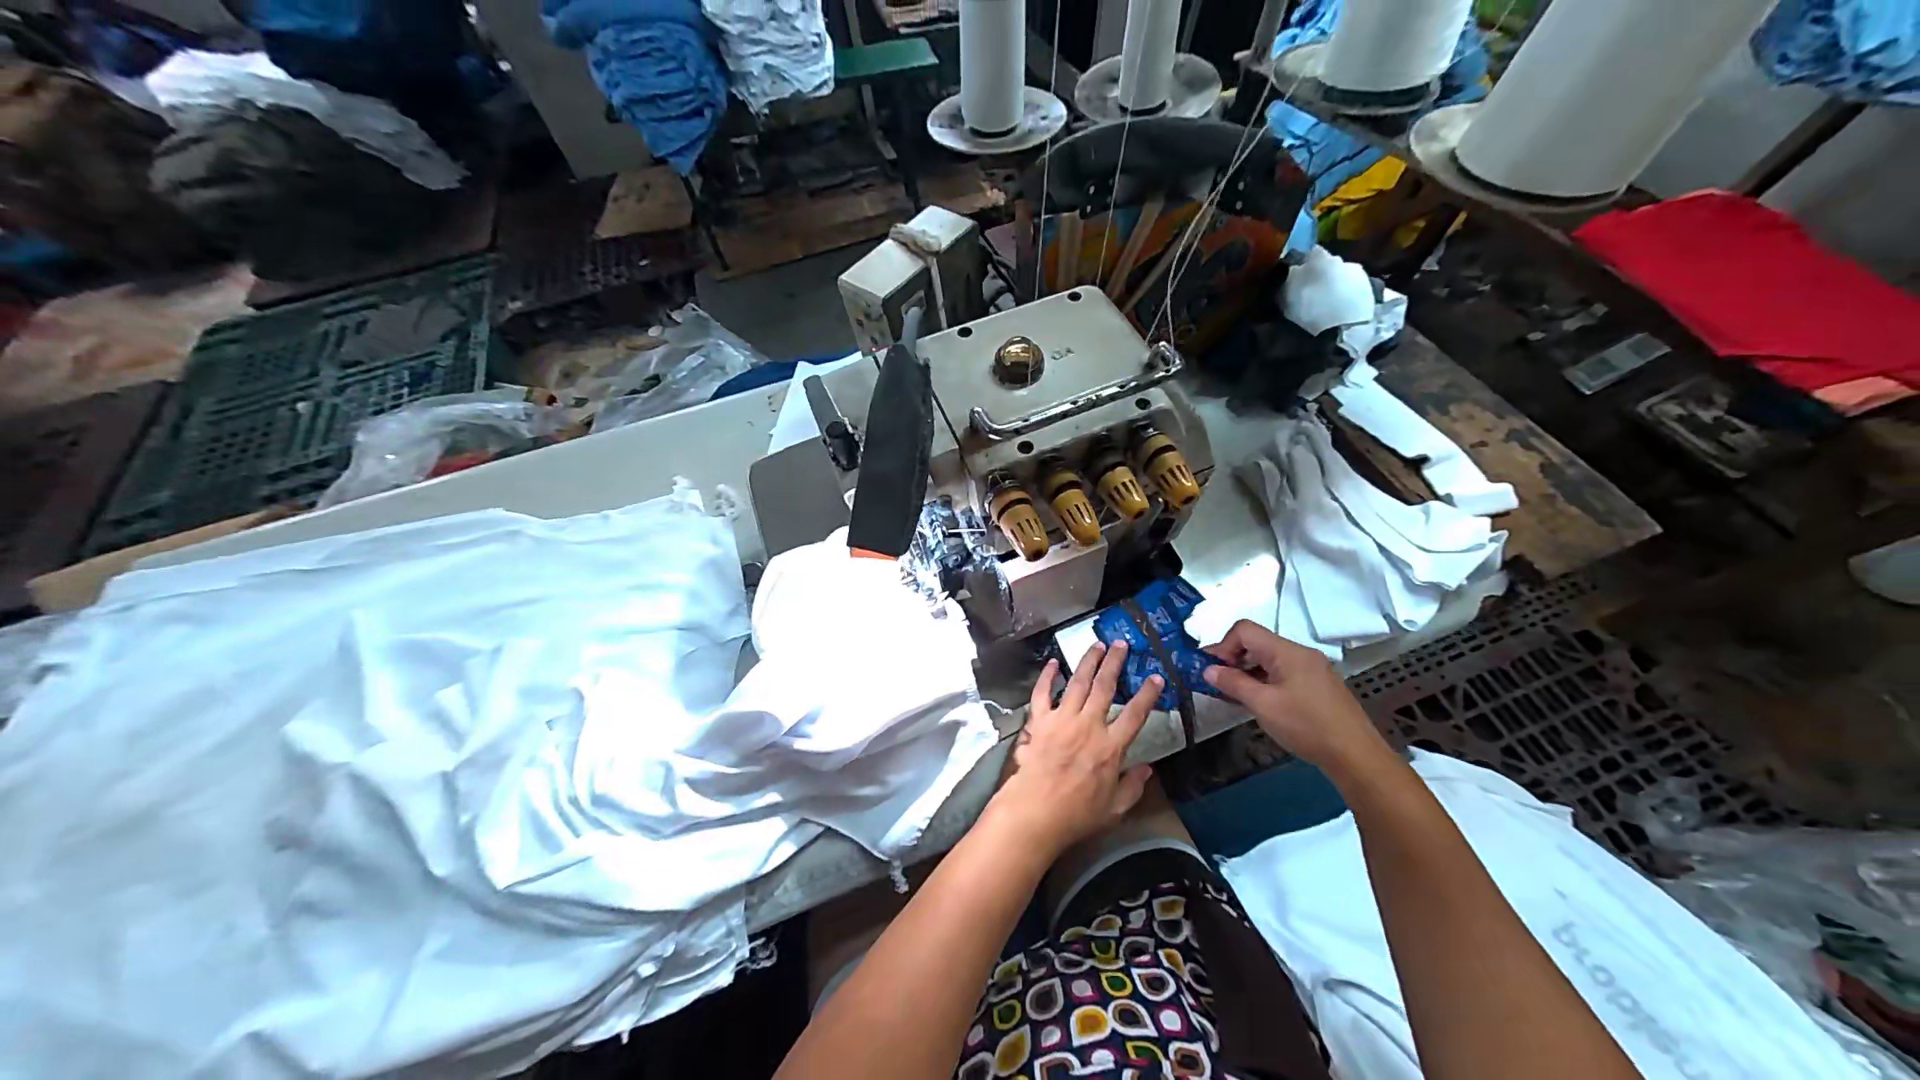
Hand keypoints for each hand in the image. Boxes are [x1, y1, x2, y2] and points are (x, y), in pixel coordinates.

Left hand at [985, 642, 1159, 858]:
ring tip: (1096, 644)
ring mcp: (1062, 720)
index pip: (1135, 714)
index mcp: (1110, 747)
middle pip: (1105, 687)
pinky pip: (1043, 693)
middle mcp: (1088, 726)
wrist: (1035, 811)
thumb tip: (1147, 768)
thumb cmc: (1077, 814)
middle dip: (1115, 662)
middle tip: (1121, 644)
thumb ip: (1133, 787)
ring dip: (1088, 661)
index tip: (1156, 677)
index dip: (1148, 695)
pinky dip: (1048, 676)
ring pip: (1078, 683)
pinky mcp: (1039, 722)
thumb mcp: (1115, 809)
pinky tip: (1053, 663)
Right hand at [1202, 620, 1395, 782]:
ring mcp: (1312, 669)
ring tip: (1232, 695)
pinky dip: (1264, 681)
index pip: (1245, 630)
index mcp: (1287, 651)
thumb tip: (1208, 669)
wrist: (1355, 755)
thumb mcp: (1262, 705)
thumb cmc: (1306, 726)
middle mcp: (1300, 653)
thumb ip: (1233, 683)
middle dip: (1232, 659)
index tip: (1211, 670)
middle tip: (1216, 683)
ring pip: (1269, 659)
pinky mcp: (1318, 686)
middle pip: (1257, 643)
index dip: (1223, 646)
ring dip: (1247, 672)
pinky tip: (1258, 702)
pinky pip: (1282, 673)